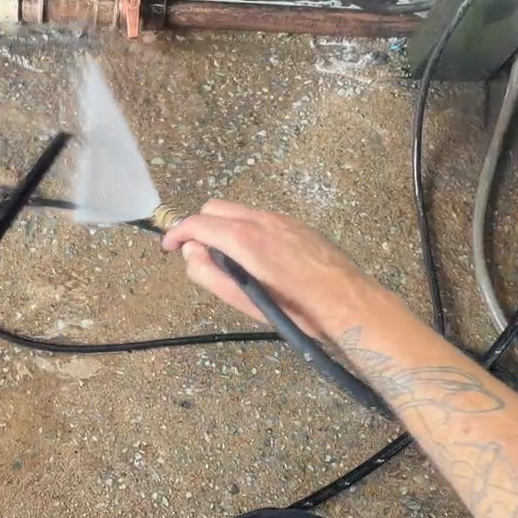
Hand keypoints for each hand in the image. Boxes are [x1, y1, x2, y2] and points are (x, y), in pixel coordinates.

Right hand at [161, 200, 382, 339]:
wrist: (348, 303)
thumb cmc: (296, 310)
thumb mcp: (242, 299)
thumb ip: (208, 272)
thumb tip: (190, 252)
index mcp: (245, 238)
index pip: (197, 223)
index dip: (177, 233)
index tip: (169, 247)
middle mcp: (261, 220)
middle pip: (214, 208)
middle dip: (200, 227)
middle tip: (199, 255)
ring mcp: (281, 219)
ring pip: (237, 211)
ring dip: (223, 228)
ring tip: (229, 261)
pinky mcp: (296, 224)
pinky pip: (259, 218)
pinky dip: (245, 229)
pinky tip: (256, 258)